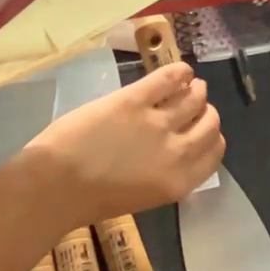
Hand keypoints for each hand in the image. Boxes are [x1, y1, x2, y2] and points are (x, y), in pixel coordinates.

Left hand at [21, 63, 224, 227]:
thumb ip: (164, 175)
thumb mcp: (142, 196)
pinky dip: (178, 71)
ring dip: (195, 90)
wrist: (56, 186)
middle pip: (209, 123)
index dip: (212, 137)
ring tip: (191, 84)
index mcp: (179, 182)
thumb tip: (173, 155)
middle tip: (197, 104)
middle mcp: (177, 152)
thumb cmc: (89, 200)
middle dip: (206, 112)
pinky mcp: (134, 100)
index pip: (214, 153)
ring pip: (193, 98)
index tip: (203, 129)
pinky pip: (166, 79)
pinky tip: (180, 70)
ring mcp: (157, 123)